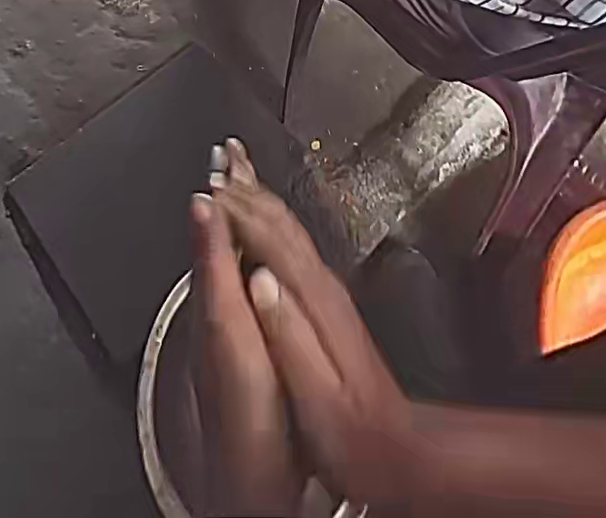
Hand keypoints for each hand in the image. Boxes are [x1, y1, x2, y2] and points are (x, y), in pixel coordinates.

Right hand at [209, 140, 420, 507]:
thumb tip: (259, 281)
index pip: (270, 240)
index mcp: (316, 301)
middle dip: (249, 190)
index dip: (238, 210)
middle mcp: (323, 283)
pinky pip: (293, 240)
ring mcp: (327, 287)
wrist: (396, 444)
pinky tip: (264, 217)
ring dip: (262, 197)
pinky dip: (273, 219)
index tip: (209, 187)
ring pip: (289, 226)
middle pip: (281, 222)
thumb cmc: (352, 429)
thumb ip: (287, 332)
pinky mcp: (327, 298)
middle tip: (220, 162)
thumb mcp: (318, 393)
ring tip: (239, 174)